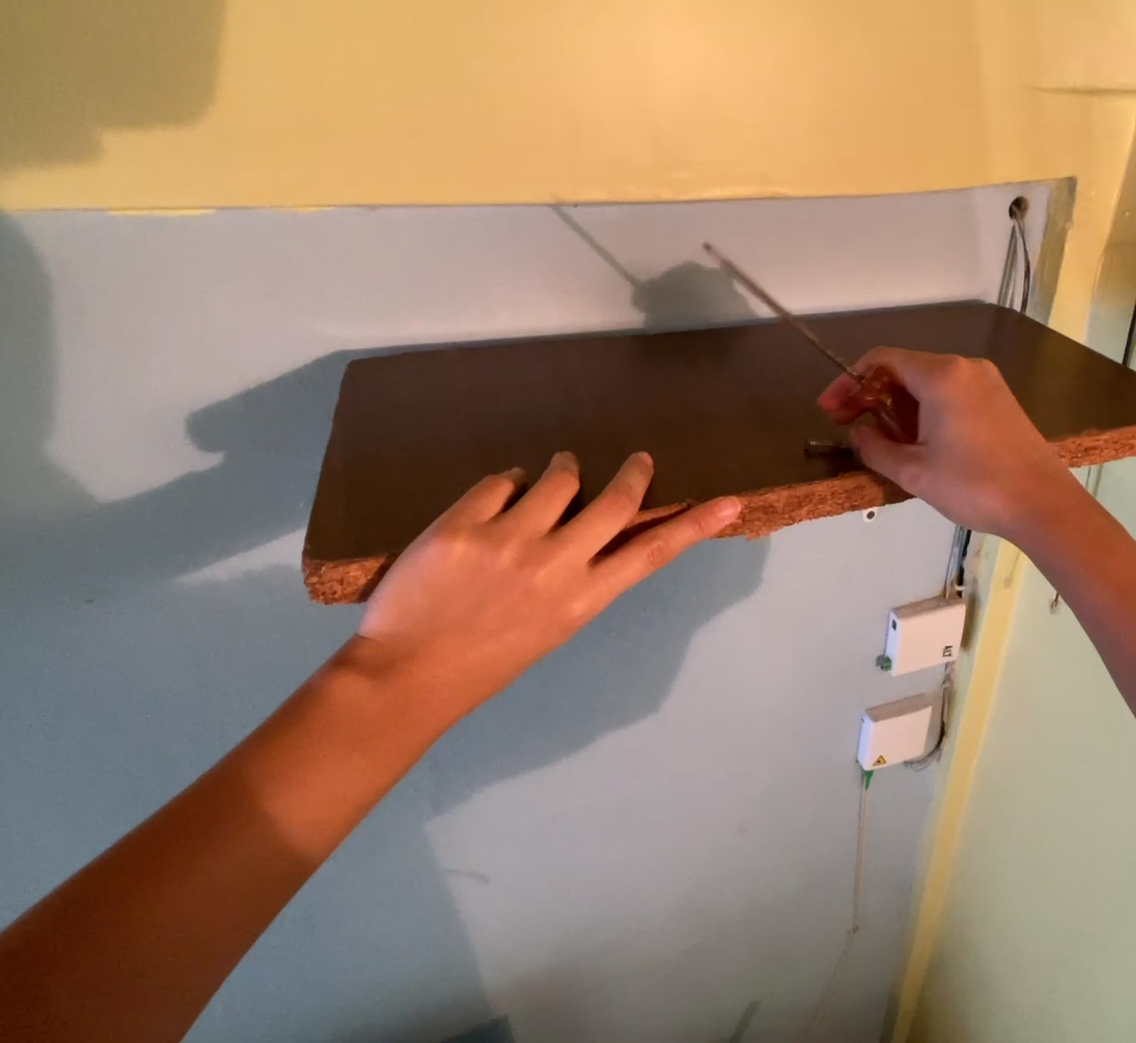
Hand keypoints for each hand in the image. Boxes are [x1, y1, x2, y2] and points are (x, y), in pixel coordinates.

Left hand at [353, 451, 740, 721]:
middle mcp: (557, 564)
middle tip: (638, 459)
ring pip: (559, 478)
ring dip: (565, 469)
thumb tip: (590, 528)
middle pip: (616, 501)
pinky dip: (509, 482)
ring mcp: (510, 540)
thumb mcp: (551, 626)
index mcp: (583, 599)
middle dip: (633, 473)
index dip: (695, 525)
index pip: (652, 553)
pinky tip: (500, 497)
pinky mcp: (465, 523)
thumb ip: (578, 579)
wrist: (406, 675)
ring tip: (556, 473)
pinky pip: (502, 480)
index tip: (730, 502)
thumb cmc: (485, 660)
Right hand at [816, 348, 1078, 543]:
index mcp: (941, 376)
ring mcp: (987, 383)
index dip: (849, 383)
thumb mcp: (914, 472)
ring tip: (884, 443)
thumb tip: (858, 435)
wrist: (1043, 505)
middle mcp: (965, 368)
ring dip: (899, 407)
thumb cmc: (975, 486)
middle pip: (905, 369)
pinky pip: (951, 394)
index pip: (882, 360)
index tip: (830, 411)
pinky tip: (920, 442)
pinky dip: (926, 410)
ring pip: (928, 383)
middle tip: (851, 428)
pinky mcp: (1000, 401)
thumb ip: (876, 449)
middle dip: (872, 396)